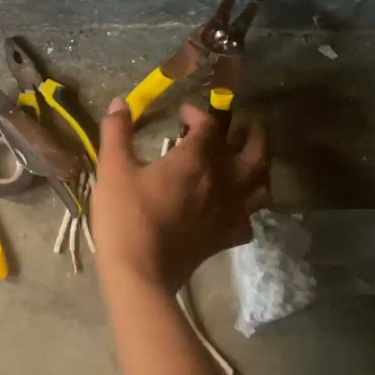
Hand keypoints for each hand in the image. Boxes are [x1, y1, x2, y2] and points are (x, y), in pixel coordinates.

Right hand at [92, 99, 270, 293]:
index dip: (197, 113)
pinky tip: (234, 201)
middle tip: (244, 126)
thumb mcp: (113, 167)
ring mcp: (229, 212)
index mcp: (195, 161)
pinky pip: (250, 217)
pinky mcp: (227, 237)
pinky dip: (248, 203)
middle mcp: (221, 183)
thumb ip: (117, 131)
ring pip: (261, 185)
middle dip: (252, 135)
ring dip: (261, 167)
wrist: (139, 272)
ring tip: (250, 158)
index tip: (182, 112)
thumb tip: (121, 102)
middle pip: (253, 154)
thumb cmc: (126, 215)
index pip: (208, 126)